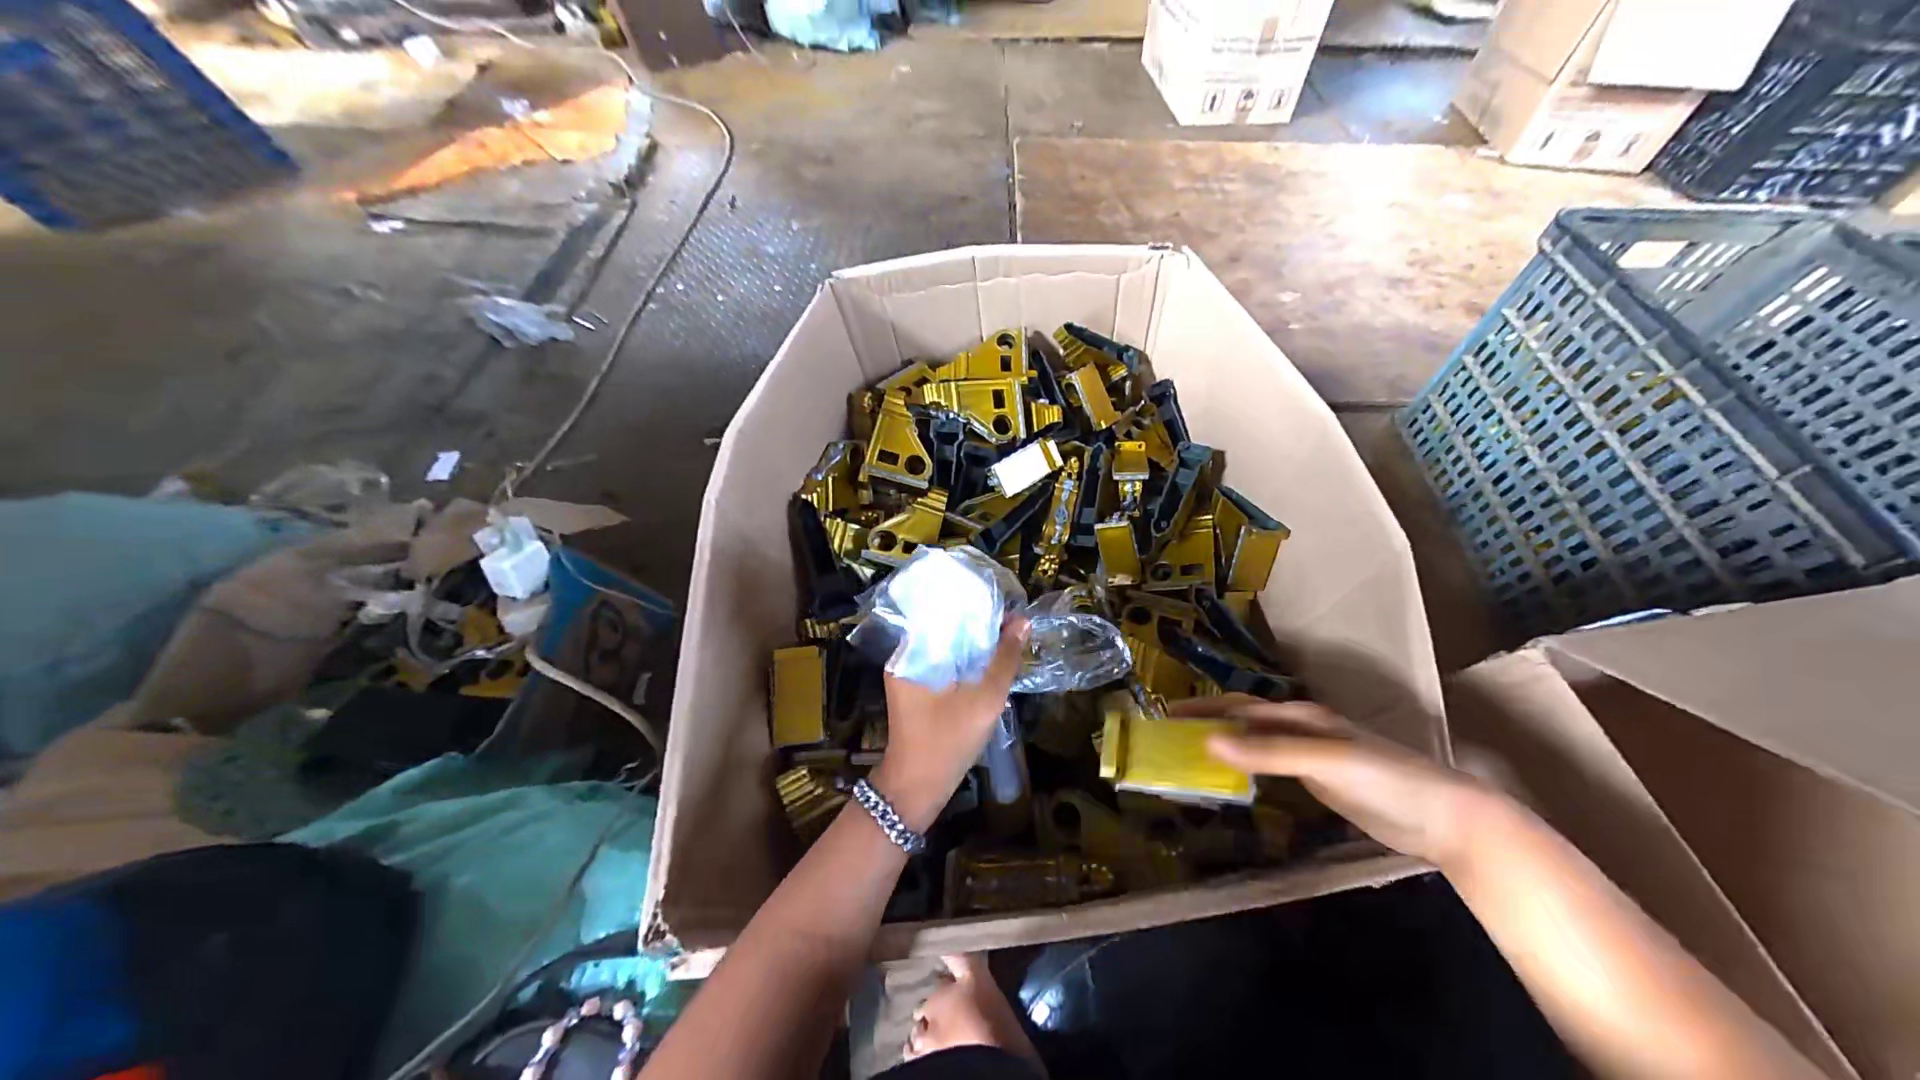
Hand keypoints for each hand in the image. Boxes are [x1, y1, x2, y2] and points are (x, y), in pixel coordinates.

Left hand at [871, 616, 1028, 831]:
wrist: (918, 787)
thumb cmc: (947, 741)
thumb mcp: (984, 699)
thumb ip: (1004, 660)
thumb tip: (1022, 621)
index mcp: (909, 654)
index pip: (940, 612)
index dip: (971, 604)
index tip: (1000, 600)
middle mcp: (904, 658)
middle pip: (943, 628)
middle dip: (975, 622)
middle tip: (1009, 616)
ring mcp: (909, 674)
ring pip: (945, 646)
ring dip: (972, 642)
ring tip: (1004, 631)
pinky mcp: (917, 688)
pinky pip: (943, 662)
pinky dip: (964, 659)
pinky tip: (988, 658)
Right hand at [1178, 696, 1497, 868]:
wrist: (1446, 818)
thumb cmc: (1386, 779)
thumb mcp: (1325, 761)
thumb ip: (1269, 753)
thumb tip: (1207, 743)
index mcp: (1300, 715)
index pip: (1239, 706)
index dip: (1203, 709)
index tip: (1166, 715)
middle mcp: (1301, 728)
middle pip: (1244, 721)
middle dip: (1208, 724)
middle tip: (1170, 737)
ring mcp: (1311, 755)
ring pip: (1255, 743)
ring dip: (1224, 746)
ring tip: (1190, 756)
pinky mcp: (1320, 781)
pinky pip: (1270, 767)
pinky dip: (1245, 768)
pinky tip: (1232, 779)